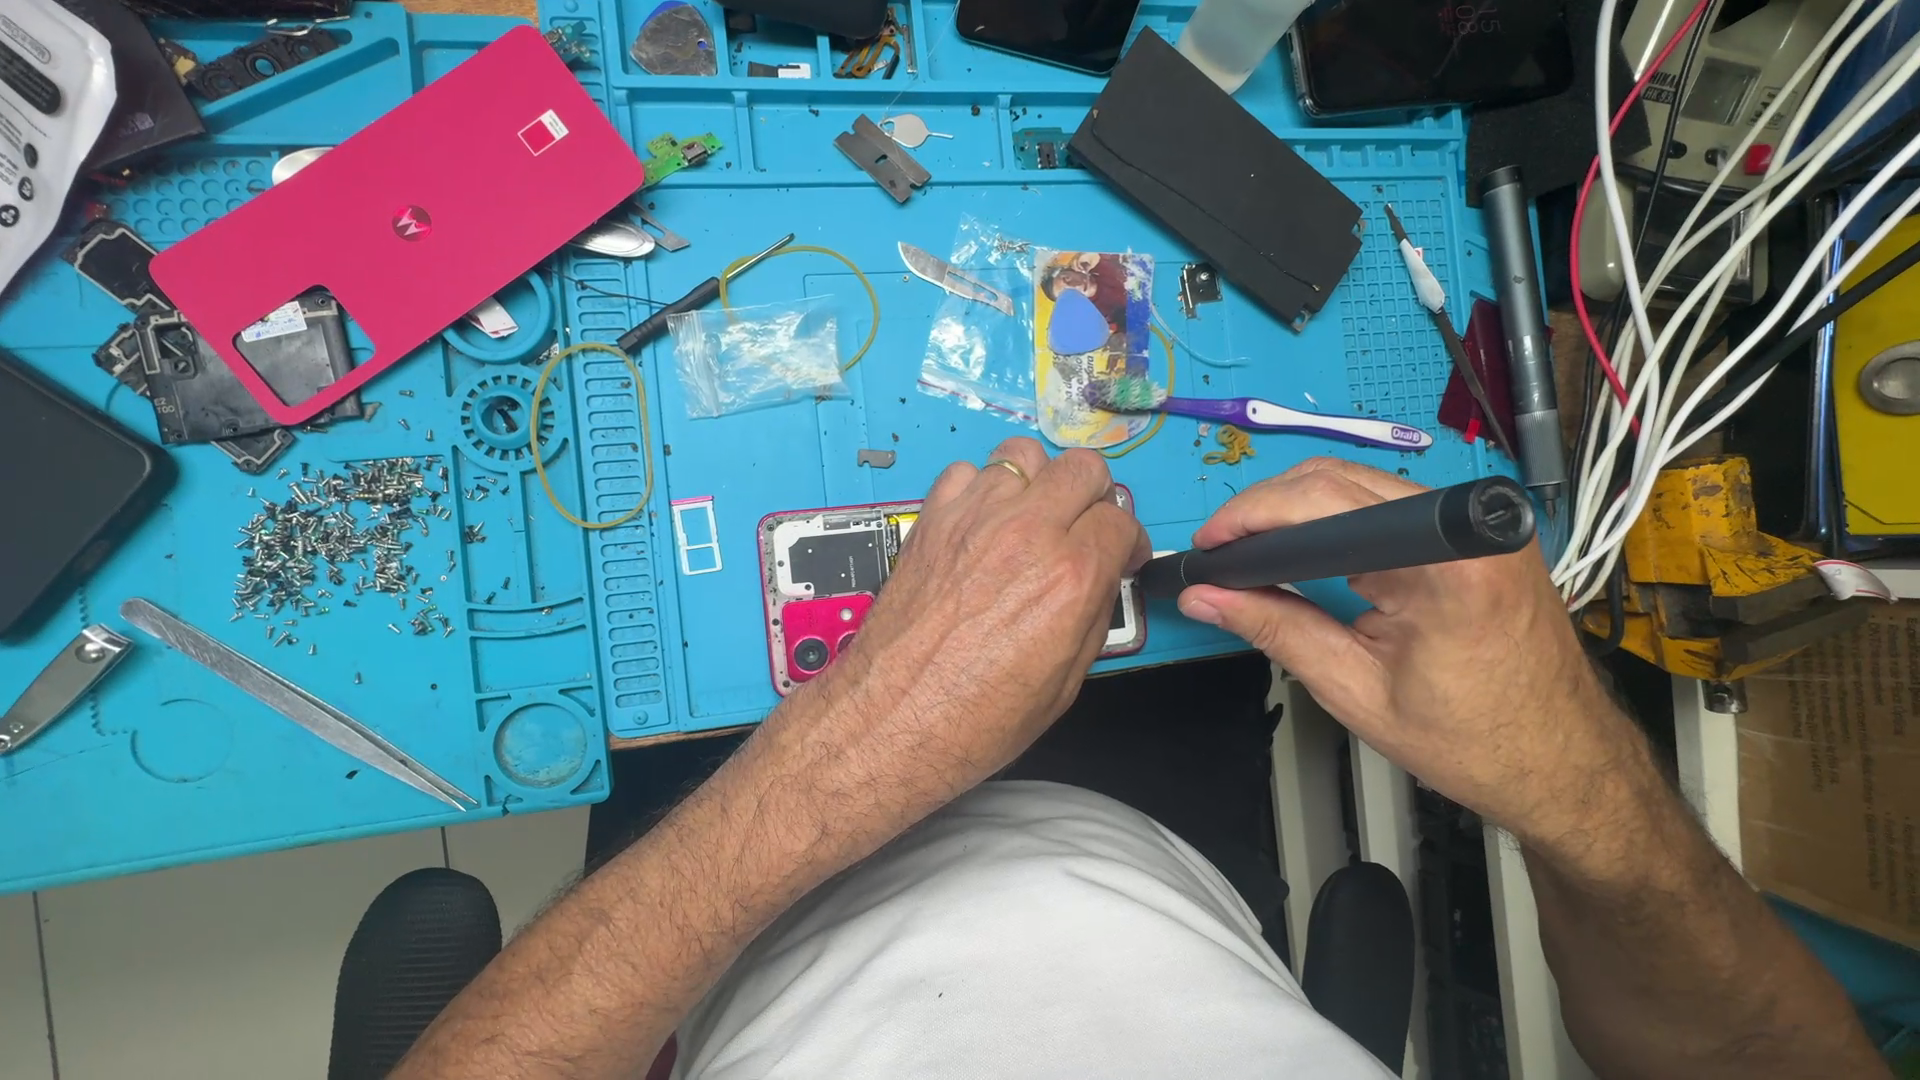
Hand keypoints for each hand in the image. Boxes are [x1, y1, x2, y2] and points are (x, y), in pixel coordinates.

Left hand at [812, 438, 1148, 800]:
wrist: (894, 717)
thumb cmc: (978, 717)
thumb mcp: (1066, 682)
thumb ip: (1092, 613)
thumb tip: (1099, 579)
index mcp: (1070, 575)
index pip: (1121, 520)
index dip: (1126, 540)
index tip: (1118, 555)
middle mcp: (1026, 532)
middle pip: (1082, 468)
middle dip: (1094, 496)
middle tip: (1082, 527)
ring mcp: (974, 517)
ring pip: (1024, 456)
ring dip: (1037, 483)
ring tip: (1030, 516)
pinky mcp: (932, 518)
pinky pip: (966, 472)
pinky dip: (981, 489)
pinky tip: (980, 523)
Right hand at [1176, 458, 1637, 842]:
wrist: (1565, 765)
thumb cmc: (1471, 742)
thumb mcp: (1354, 689)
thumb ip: (1274, 629)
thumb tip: (1203, 597)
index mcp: (1447, 558)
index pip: (1323, 500)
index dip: (1253, 516)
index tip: (1211, 549)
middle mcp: (1468, 520)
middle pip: (1335, 479)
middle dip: (1263, 510)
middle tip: (1219, 556)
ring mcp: (1476, 521)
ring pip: (1354, 484)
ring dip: (1292, 514)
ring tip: (1247, 556)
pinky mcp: (1472, 533)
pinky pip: (1381, 506)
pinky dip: (1328, 524)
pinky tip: (1297, 553)